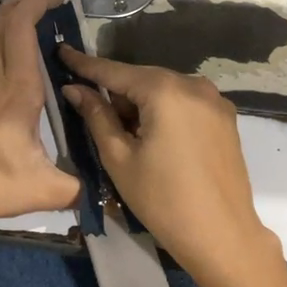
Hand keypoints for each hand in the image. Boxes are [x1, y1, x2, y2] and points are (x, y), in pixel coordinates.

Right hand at [58, 49, 279, 282]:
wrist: (221, 235)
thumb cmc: (162, 199)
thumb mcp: (119, 158)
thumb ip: (96, 116)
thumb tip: (74, 89)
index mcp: (165, 91)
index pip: (115, 72)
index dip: (85, 64)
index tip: (62, 50)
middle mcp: (194, 85)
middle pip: (141, 78)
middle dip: (114, 89)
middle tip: (87, 108)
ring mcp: (215, 101)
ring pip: (163, 90)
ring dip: (138, 102)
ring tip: (122, 133)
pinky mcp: (225, 119)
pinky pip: (183, 103)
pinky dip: (161, 110)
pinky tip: (150, 136)